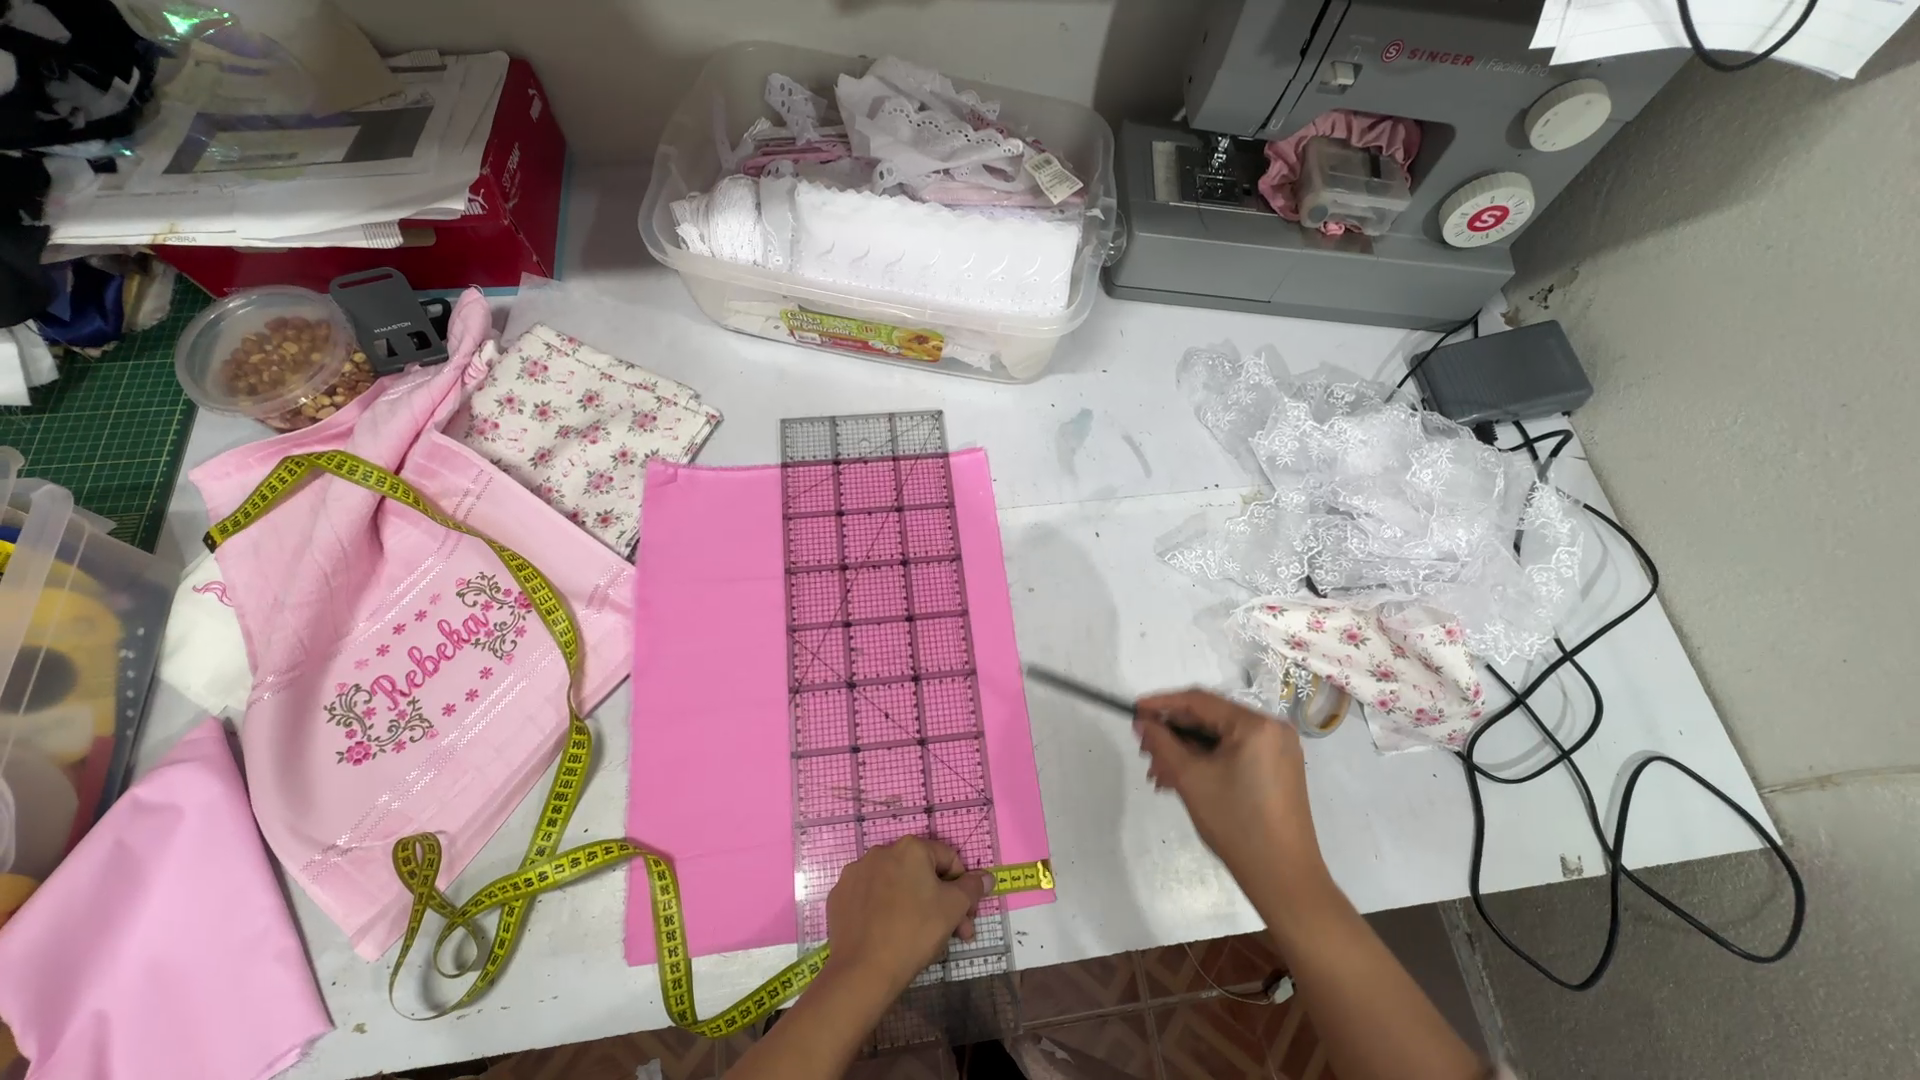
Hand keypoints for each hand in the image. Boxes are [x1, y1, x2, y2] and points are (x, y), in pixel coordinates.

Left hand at [825, 837, 993, 995]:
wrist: (863, 970)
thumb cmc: (915, 931)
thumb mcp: (953, 908)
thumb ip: (972, 888)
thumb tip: (985, 877)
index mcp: (910, 848)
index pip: (948, 859)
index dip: (963, 887)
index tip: (966, 916)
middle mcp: (880, 852)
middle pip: (921, 874)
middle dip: (941, 901)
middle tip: (953, 933)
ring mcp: (855, 874)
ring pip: (895, 886)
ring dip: (914, 905)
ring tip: (922, 939)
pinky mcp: (839, 896)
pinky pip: (871, 899)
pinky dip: (884, 911)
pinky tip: (890, 934)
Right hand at [1134, 689, 1324, 883]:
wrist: (1282, 876)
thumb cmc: (1235, 823)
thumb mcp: (1190, 779)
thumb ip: (1162, 743)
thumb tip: (1142, 721)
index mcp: (1256, 725)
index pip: (1199, 701)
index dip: (1162, 704)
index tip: (1133, 712)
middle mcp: (1273, 729)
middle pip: (1210, 720)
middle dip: (1173, 735)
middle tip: (1145, 752)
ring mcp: (1279, 751)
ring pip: (1220, 739)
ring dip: (1187, 753)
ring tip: (1160, 776)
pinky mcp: (1279, 771)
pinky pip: (1235, 754)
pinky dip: (1208, 763)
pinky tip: (1183, 781)